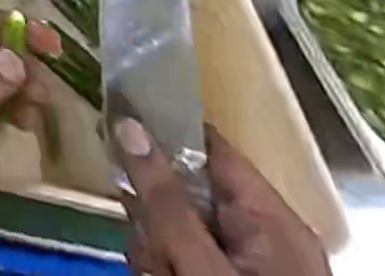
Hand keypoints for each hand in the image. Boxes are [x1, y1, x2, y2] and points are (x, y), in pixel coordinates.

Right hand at [113, 118, 329, 275]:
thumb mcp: (203, 272)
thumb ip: (164, 200)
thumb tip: (128, 123)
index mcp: (271, 219)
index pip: (208, 144)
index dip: (162, 128)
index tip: (112, 123)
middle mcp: (259, 233)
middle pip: (182, 187)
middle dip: (154, 217)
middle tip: (155, 255)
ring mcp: (242, 264)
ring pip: (170, 223)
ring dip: (153, 251)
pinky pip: (176, 254)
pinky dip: (159, 267)